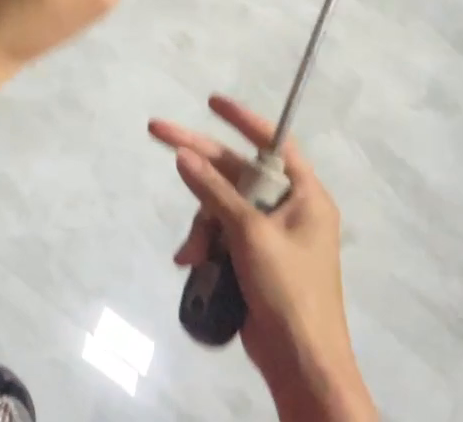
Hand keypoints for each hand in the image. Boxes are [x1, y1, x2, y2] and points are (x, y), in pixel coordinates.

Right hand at [149, 97, 374, 421]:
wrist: (301, 359)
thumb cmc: (288, 289)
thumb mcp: (249, 233)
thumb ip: (215, 190)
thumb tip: (183, 153)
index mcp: (306, 198)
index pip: (275, 144)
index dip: (244, 119)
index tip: (211, 101)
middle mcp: (289, 210)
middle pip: (236, 172)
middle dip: (199, 165)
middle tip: (156, 131)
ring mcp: (269, 235)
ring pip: (219, 204)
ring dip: (201, 225)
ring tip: (194, 254)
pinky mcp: (252, 258)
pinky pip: (218, 232)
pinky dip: (203, 244)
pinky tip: (190, 262)